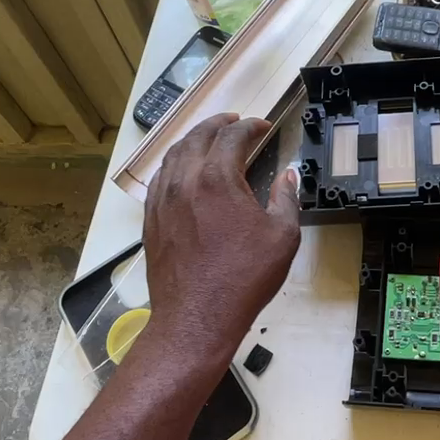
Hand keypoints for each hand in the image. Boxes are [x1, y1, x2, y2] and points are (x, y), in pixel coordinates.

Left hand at [140, 113, 300, 368]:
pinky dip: (176, 163)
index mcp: (218, 179)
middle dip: (219, 124)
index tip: (264, 126)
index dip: (251, 126)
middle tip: (235, 121)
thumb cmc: (244, 278)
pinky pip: (161, 178)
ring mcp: (163, 199)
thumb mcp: (282, 237)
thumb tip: (288, 175)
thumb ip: (286, 199)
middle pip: (198, 136)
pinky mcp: (151, 219)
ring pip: (175, 154)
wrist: (196, 318)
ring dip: (195, 139)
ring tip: (210, 139)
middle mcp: (185, 180)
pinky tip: (185, 170)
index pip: (233, 136)